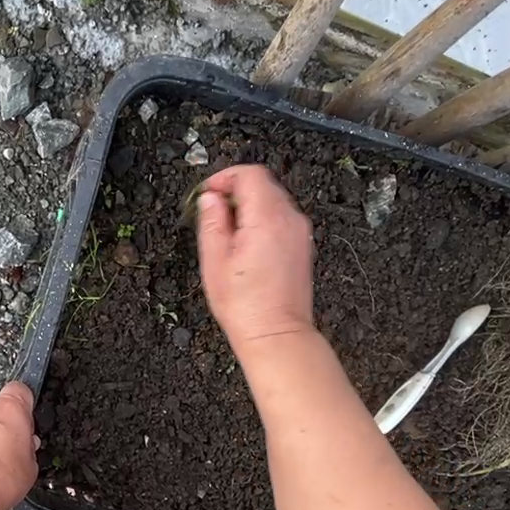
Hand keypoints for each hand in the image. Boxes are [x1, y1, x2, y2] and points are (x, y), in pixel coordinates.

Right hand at [195, 165, 315, 353]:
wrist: (275, 333)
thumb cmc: (246, 306)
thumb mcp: (214, 261)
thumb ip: (212, 222)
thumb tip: (209, 199)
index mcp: (267, 218)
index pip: (249, 175)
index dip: (224, 177)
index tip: (207, 192)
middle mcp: (289, 220)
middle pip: (263, 185)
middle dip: (235, 191)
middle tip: (212, 211)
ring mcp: (299, 232)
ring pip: (272, 201)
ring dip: (248, 207)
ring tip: (227, 231)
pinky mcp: (302, 246)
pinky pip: (281, 219)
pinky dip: (262, 221)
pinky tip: (245, 245)